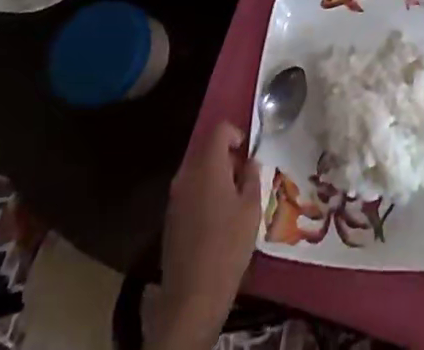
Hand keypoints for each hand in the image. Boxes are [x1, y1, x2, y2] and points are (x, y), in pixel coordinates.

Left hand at [156, 121, 261, 346]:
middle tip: (247, 178)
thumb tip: (250, 163)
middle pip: (207, 149)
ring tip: (235, 199)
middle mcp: (186, 174)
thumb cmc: (228, 245)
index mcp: (207, 166)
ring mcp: (175, 195)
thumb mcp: (251, 208)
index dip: (237, 134)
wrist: (193, 292)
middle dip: (227, 157)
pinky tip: (218, 217)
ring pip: (198, 170)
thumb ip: (252, 177)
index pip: (220, 130)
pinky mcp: (170, 215)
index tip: (250, 153)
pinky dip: (205, 191)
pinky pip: (190, 189)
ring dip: (216, 175)